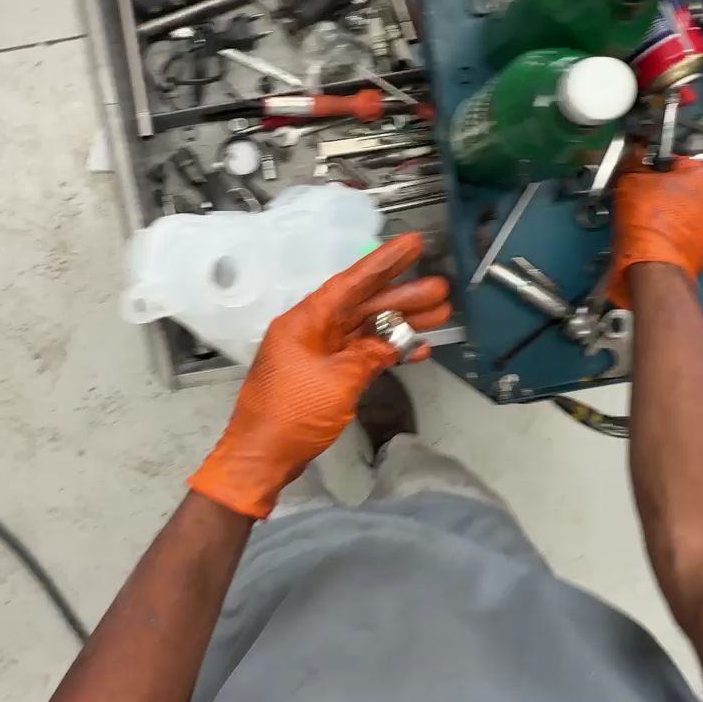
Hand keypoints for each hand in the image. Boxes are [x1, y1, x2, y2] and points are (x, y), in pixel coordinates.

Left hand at [189, 233, 451, 517]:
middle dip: (402, 296)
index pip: (350, 283)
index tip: (412, 244)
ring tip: (440, 314)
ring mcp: (318, 353)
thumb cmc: (290, 417)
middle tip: (439, 287)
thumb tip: (392, 343)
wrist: (262, 457)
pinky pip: (361, 354)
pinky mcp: (324, 375)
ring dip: (400, 323)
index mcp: (304, 322)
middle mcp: (311, 331)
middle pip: (362, 304)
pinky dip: (386, 352)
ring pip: (365, 329)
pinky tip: (415, 350)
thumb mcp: (337, 383)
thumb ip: (368, 357)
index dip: (383, 262)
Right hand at [607, 155, 702, 308]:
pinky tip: (663, 241)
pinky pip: (693, 234)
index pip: (675, 160)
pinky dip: (681, 235)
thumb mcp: (629, 183)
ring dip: (676, 214)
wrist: (655, 267)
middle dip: (667, 192)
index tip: (640, 181)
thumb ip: (634, 163)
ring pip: (692, 211)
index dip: (653, 169)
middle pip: (686, 187)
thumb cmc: (645, 221)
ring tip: (653, 225)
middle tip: (644, 204)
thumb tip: (635, 155)